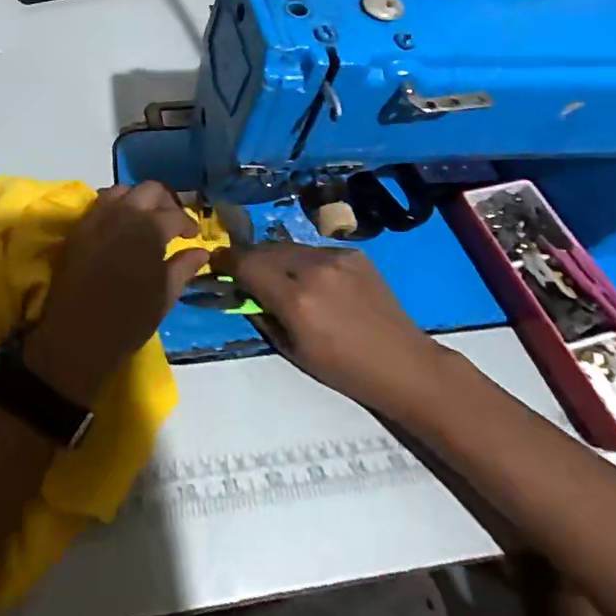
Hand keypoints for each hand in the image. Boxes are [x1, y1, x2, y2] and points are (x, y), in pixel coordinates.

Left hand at [24, 182, 208, 404]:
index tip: (193, 236)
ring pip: (122, 190)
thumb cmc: (129, 319)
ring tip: (145, 220)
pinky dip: (114, 207)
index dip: (189, 223)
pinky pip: (99, 204)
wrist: (77, 337)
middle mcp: (124, 214)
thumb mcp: (166, 295)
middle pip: (150, 190)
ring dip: (138, 199)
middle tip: (172, 221)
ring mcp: (97, 218)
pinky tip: (120, 226)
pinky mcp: (78, 229)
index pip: (175, 214)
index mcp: (150, 228)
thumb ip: (184, 267)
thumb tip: (201, 252)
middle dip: (166, 202)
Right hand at [212, 243, 447, 415]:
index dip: (226, 261)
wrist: (401, 361)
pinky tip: (311, 280)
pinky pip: (315, 250)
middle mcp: (314, 269)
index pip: (248, 264)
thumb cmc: (343, 369)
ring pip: (290, 246)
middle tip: (240, 269)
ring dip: (276, 257)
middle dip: (249, 257)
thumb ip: (262, 314)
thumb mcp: (292, 350)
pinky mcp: (355, 252)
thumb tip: (241, 291)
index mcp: (296, 300)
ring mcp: (337, 256)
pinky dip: (303, 260)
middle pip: (266, 249)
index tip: (215, 262)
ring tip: (276, 275)